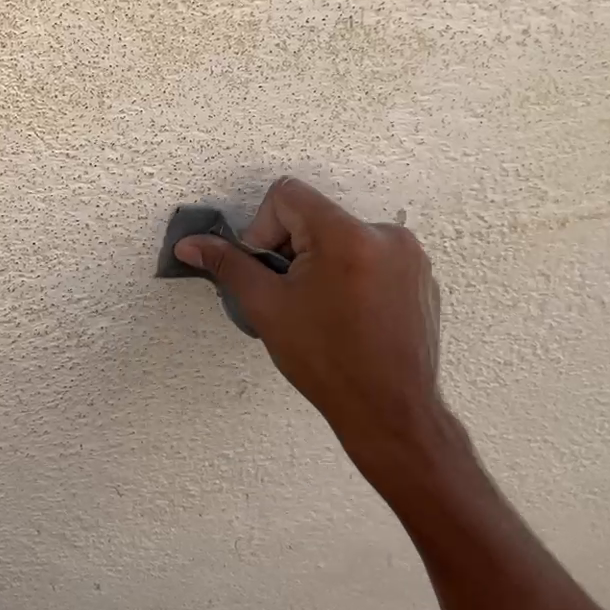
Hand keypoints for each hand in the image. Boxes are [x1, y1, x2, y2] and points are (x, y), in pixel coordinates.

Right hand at [174, 177, 442, 453]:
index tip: (267, 268)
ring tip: (315, 305)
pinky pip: (368, 253)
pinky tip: (341, 312)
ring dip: (316, 260)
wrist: (390, 413)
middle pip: (312, 215)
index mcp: (347, 237)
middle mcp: (386, 237)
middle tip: (287, 291)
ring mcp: (409, 258)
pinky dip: (345, 272)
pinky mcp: (419, 277)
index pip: (287, 196)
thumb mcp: (266, 306)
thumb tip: (191, 245)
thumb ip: (227, 264)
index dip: (262, 228)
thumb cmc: (331, 363)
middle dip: (288, 247)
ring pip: (338, 234)